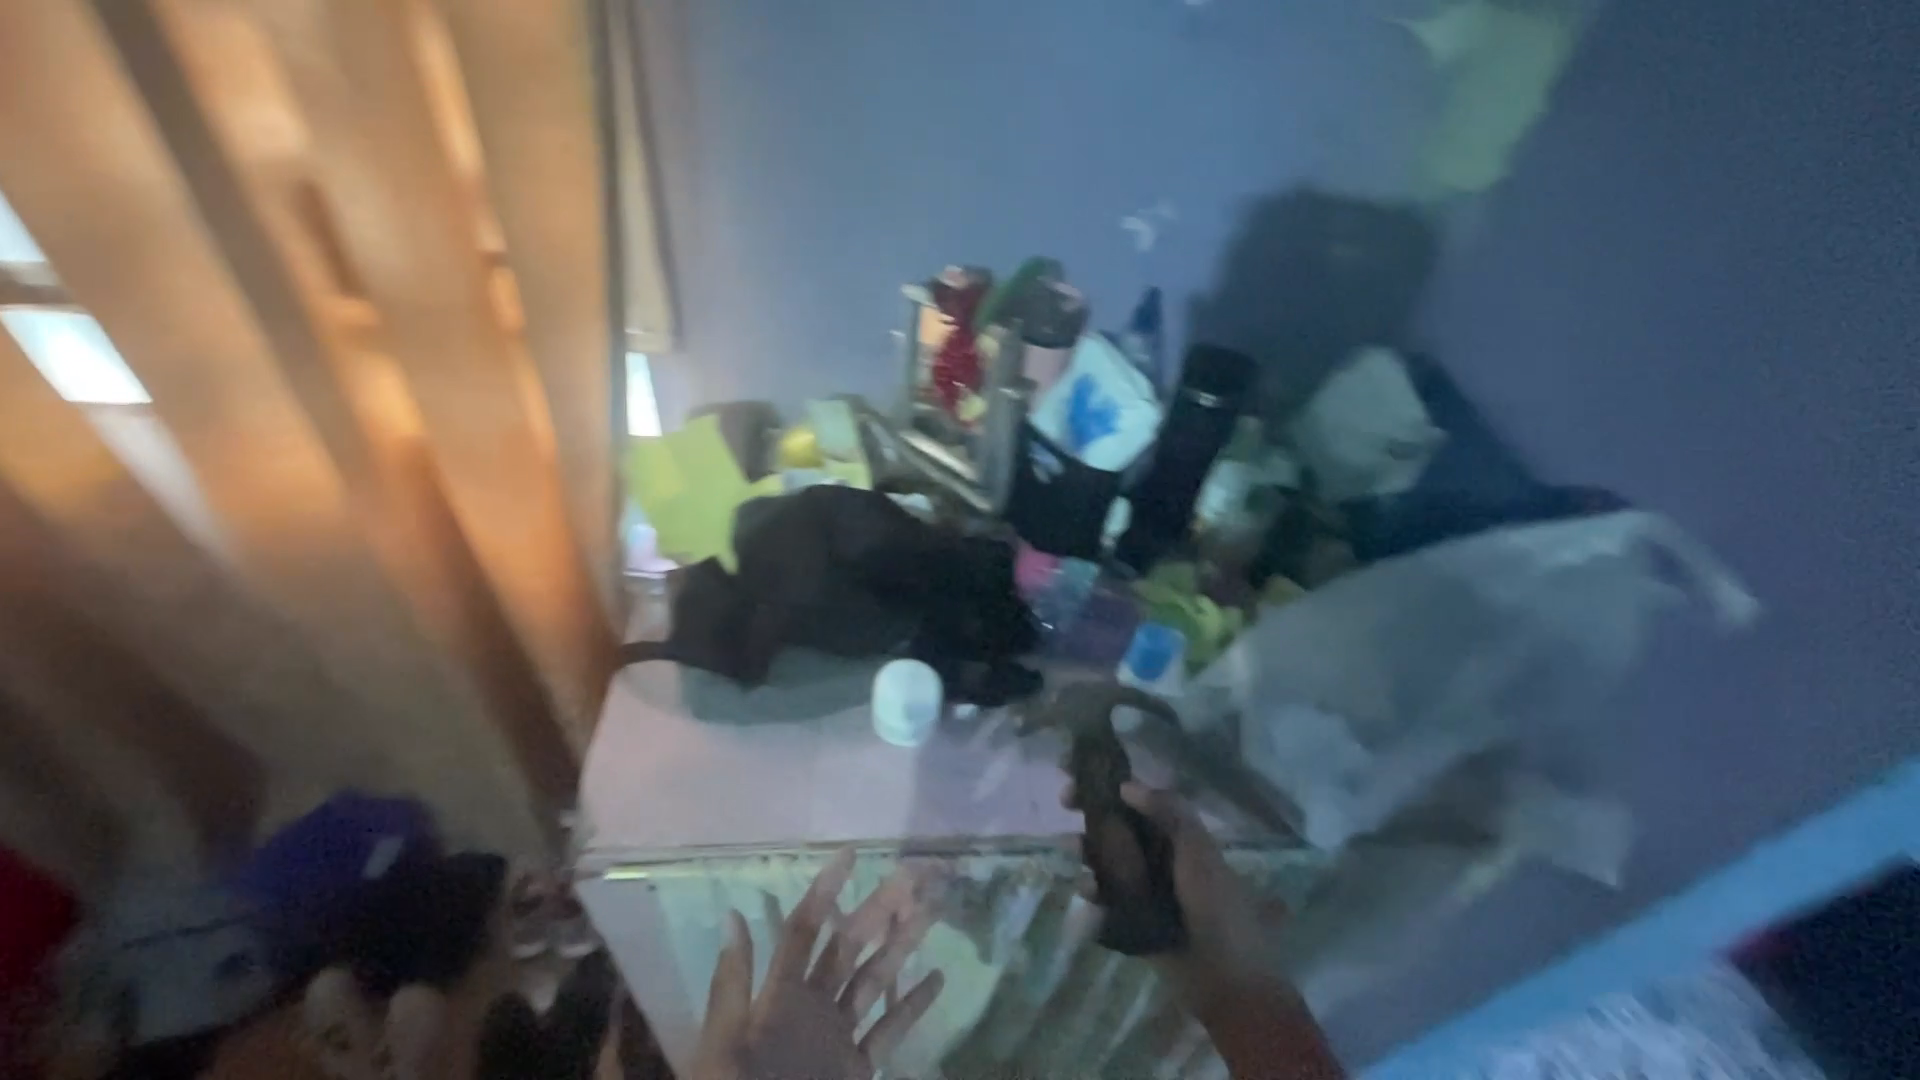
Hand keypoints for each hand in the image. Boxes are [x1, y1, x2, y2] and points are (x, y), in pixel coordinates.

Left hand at [691, 848, 945, 1079]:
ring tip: (931, 911)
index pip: (804, 929)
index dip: (825, 891)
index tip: (850, 854)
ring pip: (875, 980)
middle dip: (879, 908)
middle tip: (913, 875)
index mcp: (779, 996)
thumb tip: (733, 912)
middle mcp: (812, 1006)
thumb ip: (733, 984)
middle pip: (850, 946)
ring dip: (902, 946)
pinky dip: (913, 1007)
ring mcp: (836, 1036)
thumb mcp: (721, 1046)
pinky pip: (889, 1032)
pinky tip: (938, 978)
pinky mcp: (856, 1069)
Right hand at [1064, 780, 1278, 1014]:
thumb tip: (1125, 786)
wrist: (1228, 981)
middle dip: (1090, 813)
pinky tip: (1088, 893)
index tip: (1082, 778)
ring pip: (1104, 861)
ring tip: (1073, 851)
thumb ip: (1170, 812)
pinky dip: (1091, 892)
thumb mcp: (1200, 852)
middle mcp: (1158, 858)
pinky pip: (1103, 899)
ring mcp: (1143, 890)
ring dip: (1085, 850)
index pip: (1137, 802)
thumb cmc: (1218, 908)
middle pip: (1116, 828)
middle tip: (1065, 805)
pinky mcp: (1130, 920)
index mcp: (1177, 838)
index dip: (1109, 787)